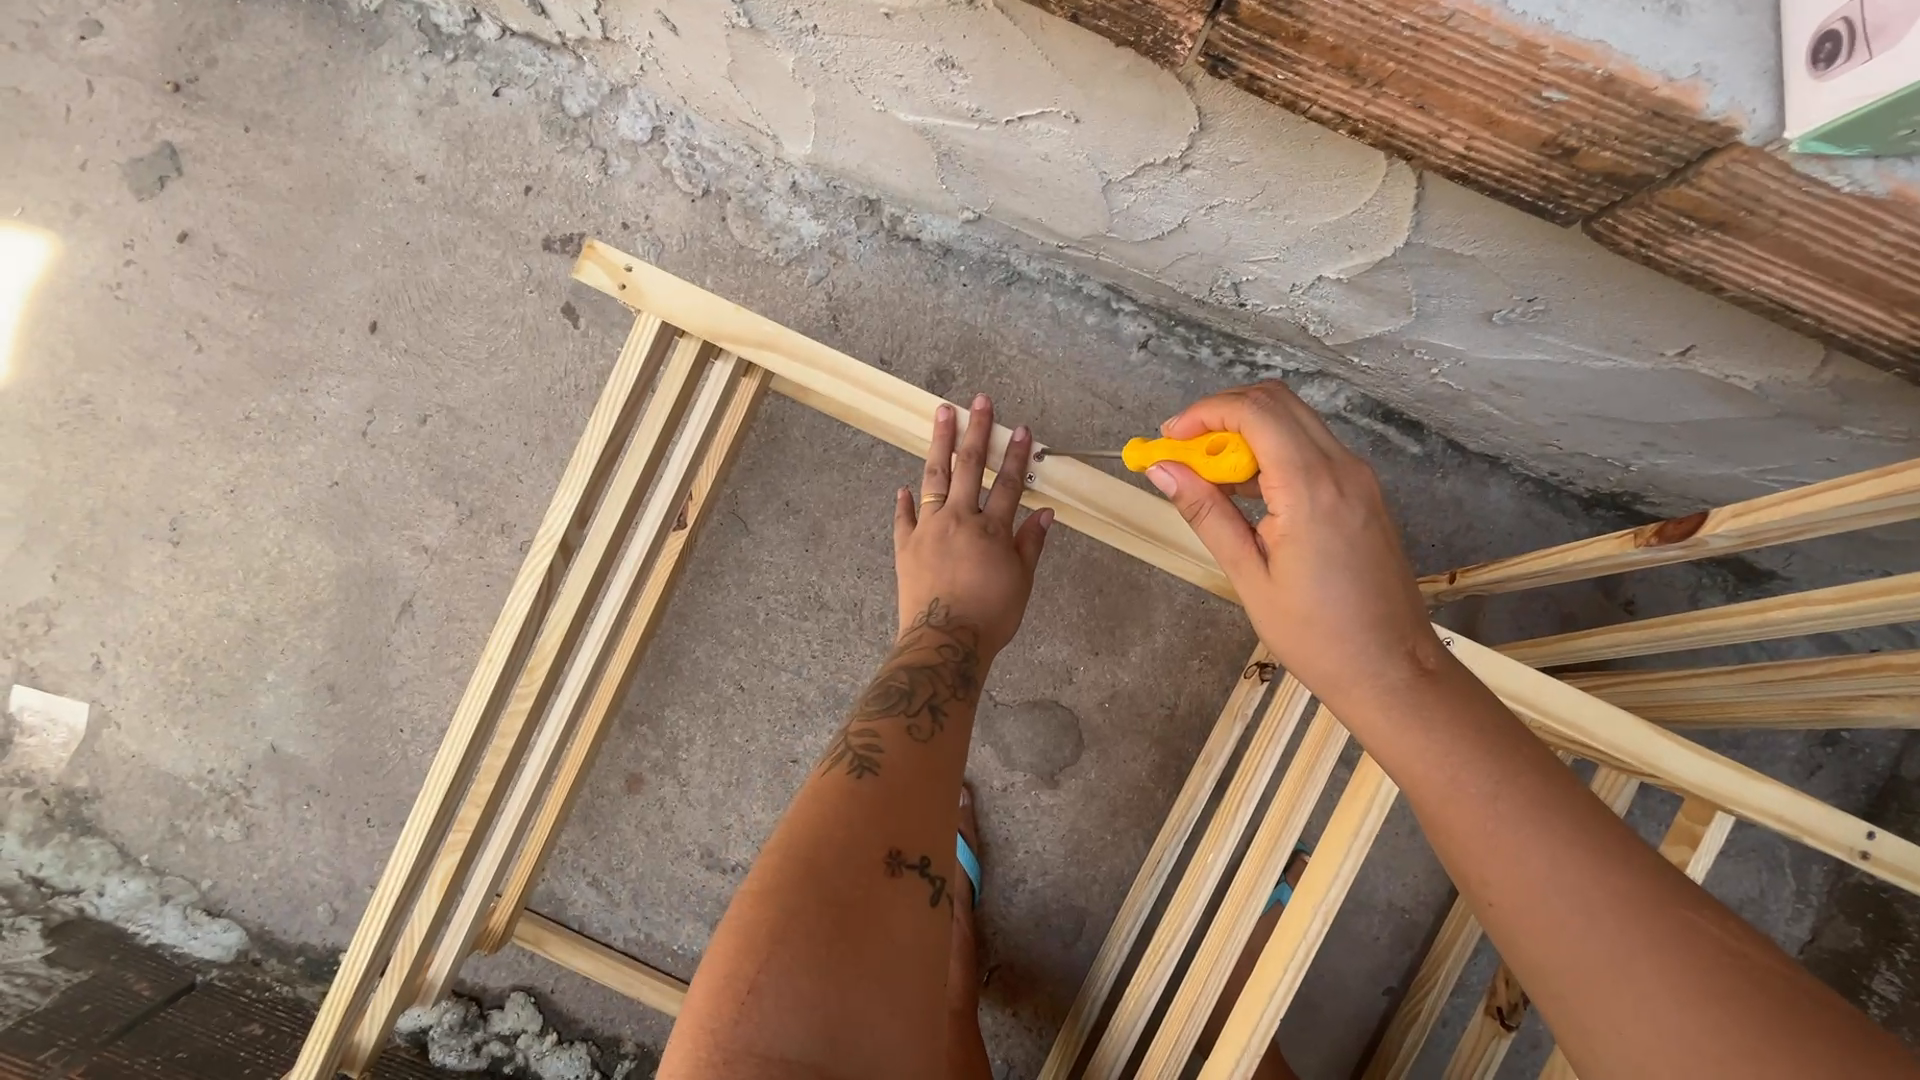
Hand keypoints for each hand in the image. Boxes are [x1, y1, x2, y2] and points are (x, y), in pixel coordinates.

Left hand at [892, 394, 1052, 658]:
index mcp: (991, 529)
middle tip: (978, 401)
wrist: (944, 641)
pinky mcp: (905, 546)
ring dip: (939, 443)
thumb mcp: (1022, 581)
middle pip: (969, 466)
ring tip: (940, 414)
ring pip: (934, 477)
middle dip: (976, 431)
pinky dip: (905, 502)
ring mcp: (928, 529)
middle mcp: (958, 519)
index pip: (1008, 482)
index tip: (1022, 429)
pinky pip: (904, 517)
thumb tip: (1046, 513)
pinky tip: (904, 487)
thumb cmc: (990, 616)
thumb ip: (1031, 544)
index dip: (1017, 455)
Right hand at [1145, 381, 1443, 711]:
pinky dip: (1272, 450)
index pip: (1254, 412)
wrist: (1391, 669)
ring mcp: (1358, 477)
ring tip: (1209, 475)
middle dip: (1221, 413)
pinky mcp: (1363, 491)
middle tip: (1183, 451)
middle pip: (1276, 401)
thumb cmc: (1315, 635)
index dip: (1203, 413)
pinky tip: (1246, 491)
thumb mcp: (1248, 576)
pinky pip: (1311, 447)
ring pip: (1295, 420)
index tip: (1168, 441)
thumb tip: (1162, 471)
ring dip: (1246, 431)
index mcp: (1310, 488)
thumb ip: (1206, 513)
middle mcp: (1341, 468)